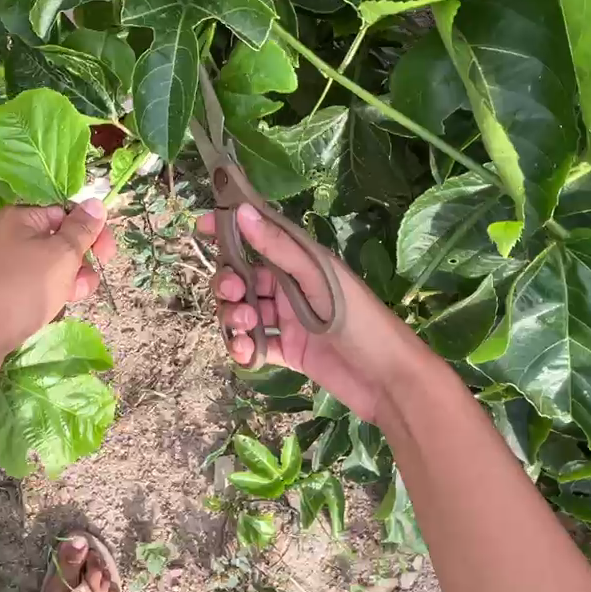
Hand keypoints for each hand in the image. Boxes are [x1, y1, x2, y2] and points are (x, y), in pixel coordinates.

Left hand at [0, 200, 117, 356]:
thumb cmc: (20, 289)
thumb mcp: (60, 255)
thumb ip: (81, 229)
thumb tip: (96, 202)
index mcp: (19, 217)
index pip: (65, 213)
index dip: (90, 232)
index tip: (107, 256)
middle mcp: (6, 235)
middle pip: (57, 240)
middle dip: (78, 261)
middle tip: (85, 284)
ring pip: (47, 266)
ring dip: (66, 280)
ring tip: (69, 299)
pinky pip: (30, 285)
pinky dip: (46, 293)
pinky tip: (50, 310)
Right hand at [200, 203, 426, 424]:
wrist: (389, 381)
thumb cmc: (359, 319)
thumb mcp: (317, 276)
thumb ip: (278, 247)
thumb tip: (242, 210)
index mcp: (300, 262)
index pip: (257, 237)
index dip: (229, 229)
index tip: (201, 227)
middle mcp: (290, 287)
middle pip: (242, 278)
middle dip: (228, 284)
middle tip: (233, 294)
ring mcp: (287, 321)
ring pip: (243, 311)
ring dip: (234, 317)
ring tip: (247, 329)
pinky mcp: (288, 352)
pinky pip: (254, 344)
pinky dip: (244, 348)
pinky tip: (247, 354)